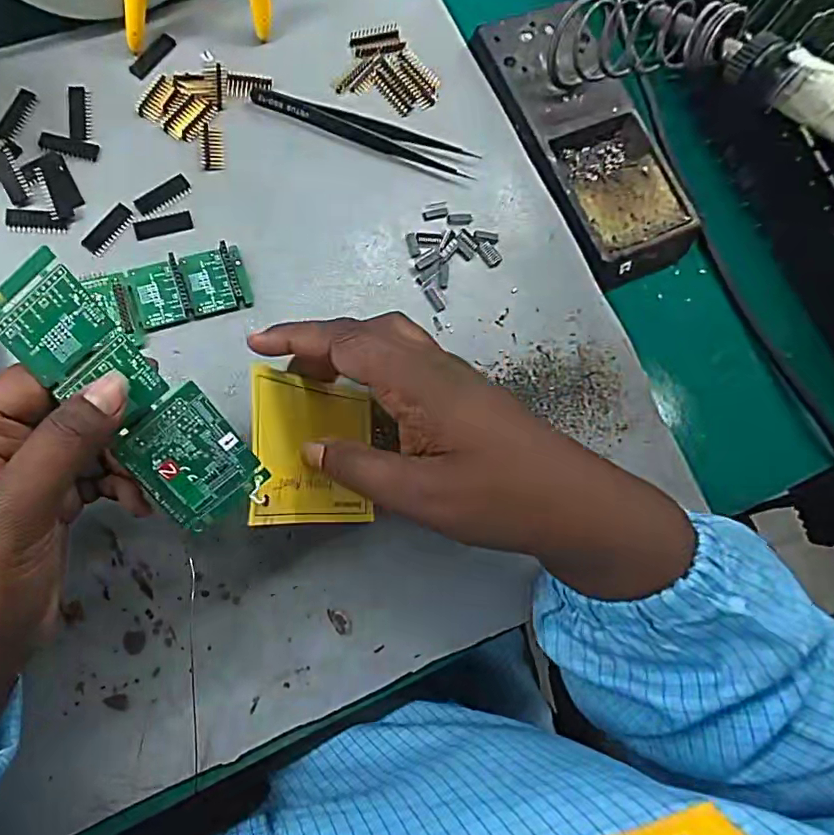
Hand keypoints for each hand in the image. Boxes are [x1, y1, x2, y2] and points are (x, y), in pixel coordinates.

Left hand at [0, 366, 149, 761]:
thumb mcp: (19, 504)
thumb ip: (65, 441)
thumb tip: (115, 383)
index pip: (37, 380)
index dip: (86, 371)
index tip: (141, 369)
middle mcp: (3, 446)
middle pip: (70, 411)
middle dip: (115, 424)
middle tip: (160, 430)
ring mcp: (32, 477)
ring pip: (90, 445)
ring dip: (124, 459)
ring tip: (148, 482)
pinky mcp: (55, 504)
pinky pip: (96, 478)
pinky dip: (120, 486)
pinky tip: (138, 504)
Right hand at [248, 314, 693, 599]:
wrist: (576, 503)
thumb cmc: (498, 499)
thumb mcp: (418, 495)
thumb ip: (358, 469)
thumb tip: (310, 449)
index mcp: (419, 383)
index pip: (347, 343)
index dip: (297, 339)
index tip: (257, 344)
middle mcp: (436, 366)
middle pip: (367, 331)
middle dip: (318, 341)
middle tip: (286, 372)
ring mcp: (454, 376)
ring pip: (390, 340)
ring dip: (347, 350)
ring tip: (319, 381)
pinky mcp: (464, 392)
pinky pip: (406, 360)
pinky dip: (371, 366)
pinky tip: (367, 401)